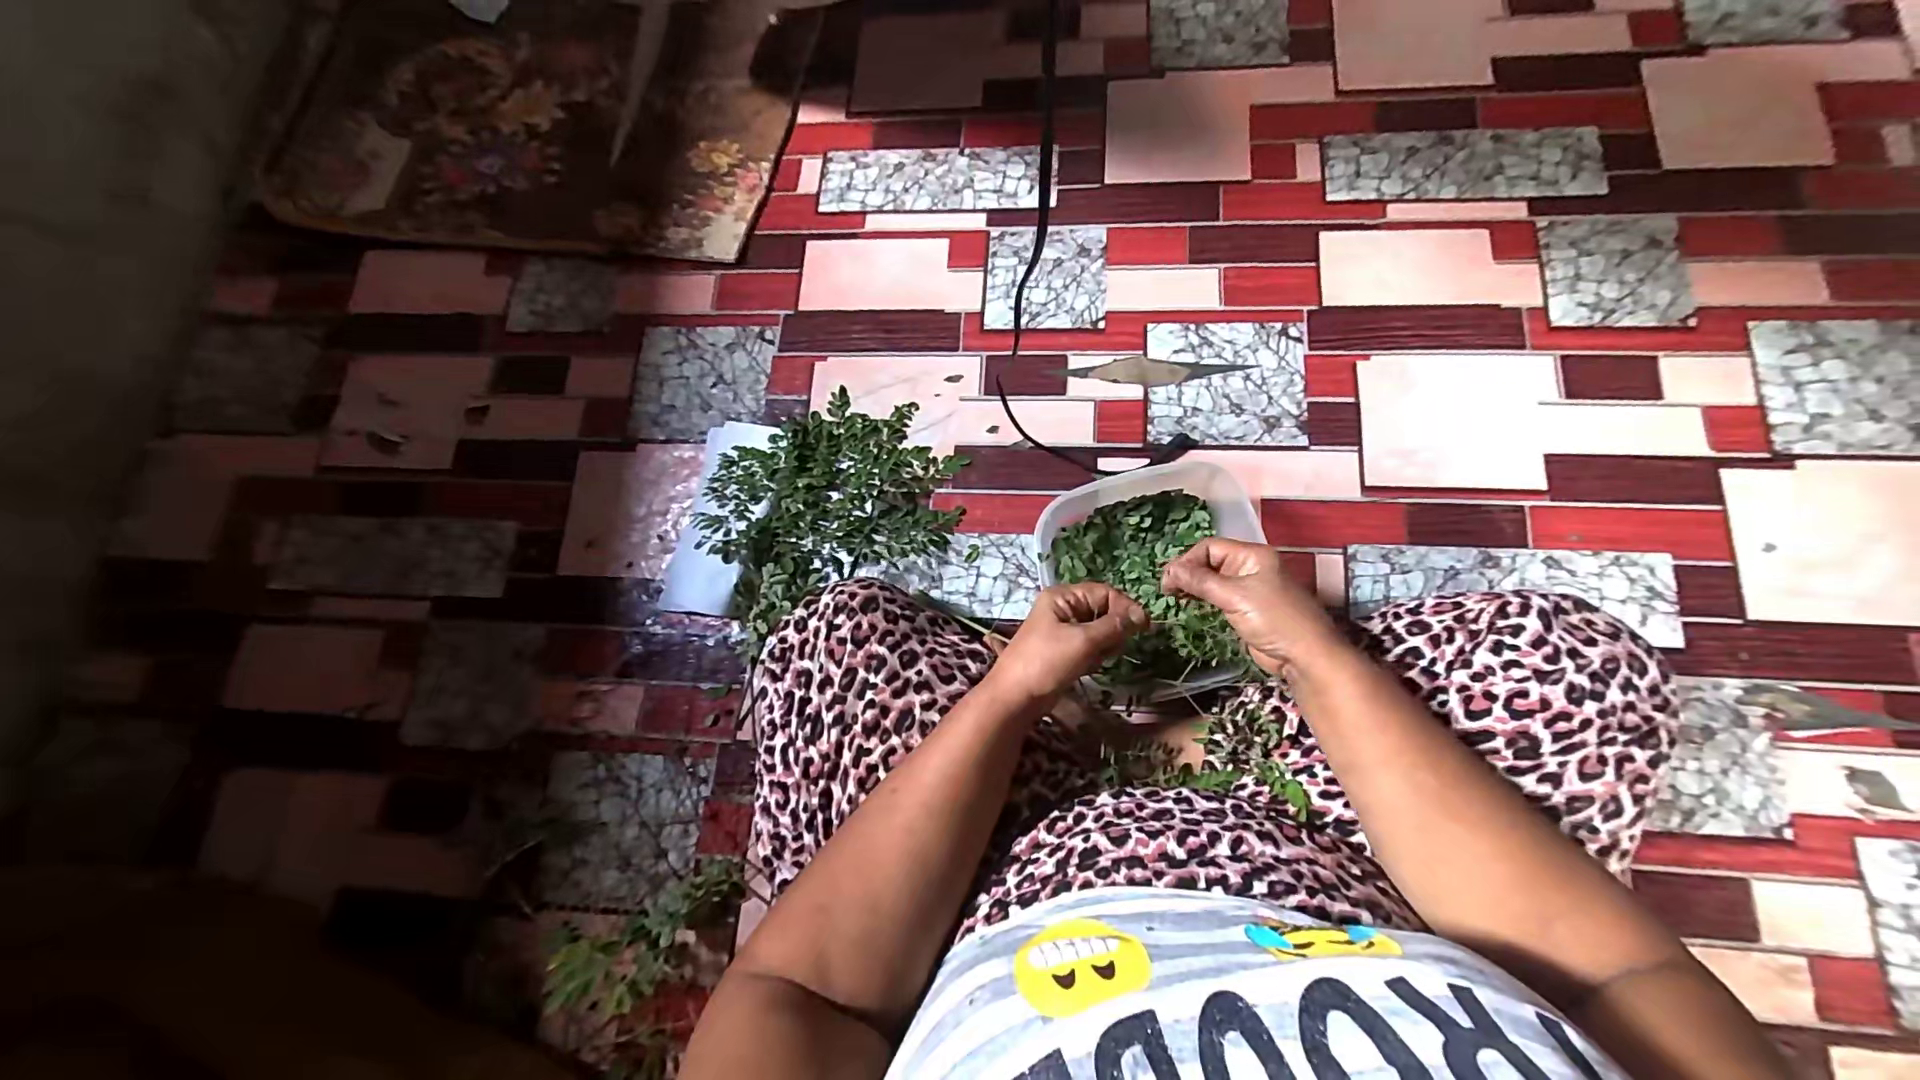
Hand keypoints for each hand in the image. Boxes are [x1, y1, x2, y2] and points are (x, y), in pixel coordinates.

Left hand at [984, 583, 1149, 704]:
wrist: (1016, 697)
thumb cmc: (1046, 662)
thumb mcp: (1083, 640)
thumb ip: (1114, 626)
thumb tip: (1142, 615)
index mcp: (1062, 597)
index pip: (1104, 592)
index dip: (1125, 607)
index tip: (1144, 626)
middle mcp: (1063, 609)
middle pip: (1103, 610)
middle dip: (1113, 629)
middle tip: (1112, 647)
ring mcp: (1064, 631)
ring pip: (1100, 631)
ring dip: (1104, 645)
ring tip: (1095, 659)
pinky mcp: (1066, 651)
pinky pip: (1091, 647)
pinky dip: (1095, 656)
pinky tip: (1088, 667)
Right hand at [1159, 537, 1344, 675]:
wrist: (1305, 656)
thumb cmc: (1273, 620)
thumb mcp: (1234, 596)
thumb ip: (1200, 581)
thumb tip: (1169, 571)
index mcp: (1252, 555)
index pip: (1209, 547)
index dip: (1187, 560)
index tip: (1169, 580)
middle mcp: (1249, 567)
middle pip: (1209, 561)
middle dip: (1187, 572)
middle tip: (1167, 590)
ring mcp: (1248, 587)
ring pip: (1212, 578)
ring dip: (1192, 585)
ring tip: (1174, 597)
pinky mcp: (1245, 607)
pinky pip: (1218, 595)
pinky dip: (1202, 597)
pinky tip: (1190, 603)